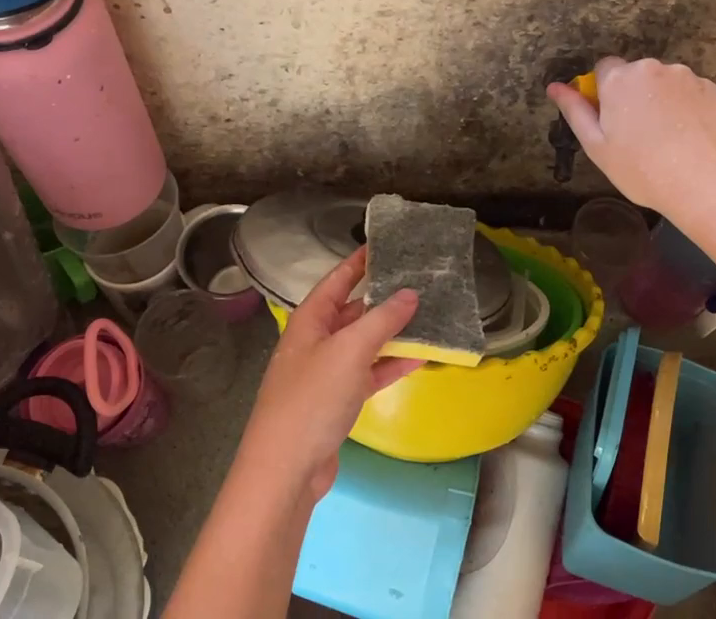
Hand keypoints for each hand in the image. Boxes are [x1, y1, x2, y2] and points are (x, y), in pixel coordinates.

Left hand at [237, 247, 422, 498]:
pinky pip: (369, 374)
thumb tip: (410, 294)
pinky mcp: (337, 403)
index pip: (337, 280)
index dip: (359, 261)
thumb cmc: (311, 400)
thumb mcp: (349, 351)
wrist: (285, 471)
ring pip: (364, 344)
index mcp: (309, 321)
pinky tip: (420, 357)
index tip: (385, 244)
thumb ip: (382, 320)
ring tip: (430, 316)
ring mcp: (326, 374)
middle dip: (384, 298)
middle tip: (421, 282)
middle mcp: (316, 342)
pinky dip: (391, 365)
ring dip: (394, 333)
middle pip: (353, 311)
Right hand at [547, 56, 715, 224]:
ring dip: (660, 100)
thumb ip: (575, 111)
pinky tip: (688, 136)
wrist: (707, 184)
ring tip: (667, 139)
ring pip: (663, 83)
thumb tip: (554, 87)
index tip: (612, 120)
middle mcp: (651, 68)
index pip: (603, 68)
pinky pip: (689, 92)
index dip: (605, 93)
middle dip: (633, 95)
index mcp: (618, 79)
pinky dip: (685, 107)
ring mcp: (685, 76)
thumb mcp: (597, 147)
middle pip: (634, 74)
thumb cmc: (643, 170)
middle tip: (639, 135)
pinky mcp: (711, 88)